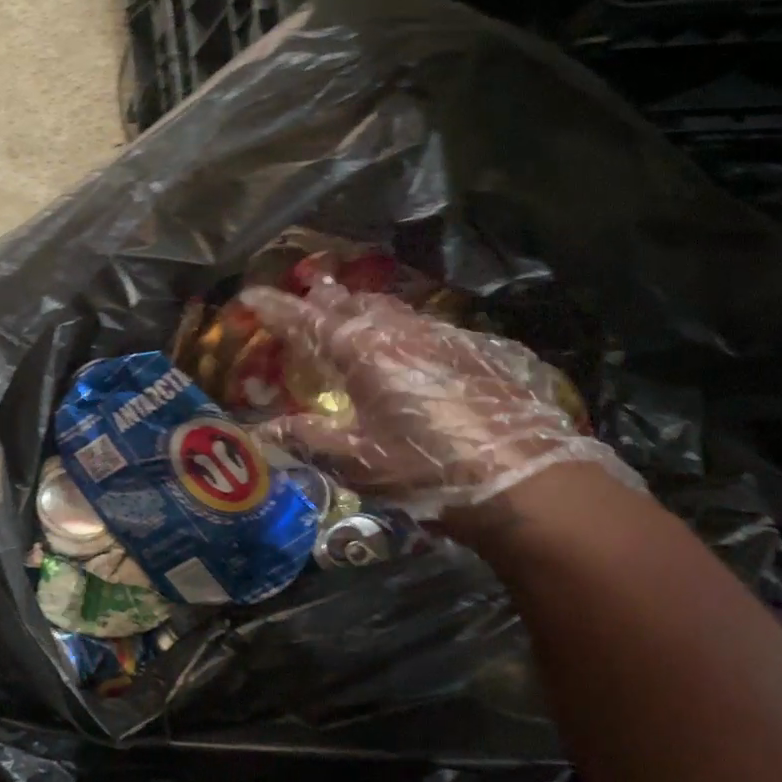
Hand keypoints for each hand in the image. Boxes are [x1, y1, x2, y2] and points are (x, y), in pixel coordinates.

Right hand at [238, 282, 644, 515]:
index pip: (307, 320)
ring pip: (392, 311)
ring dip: (362, 309)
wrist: (531, 485)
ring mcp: (445, 340)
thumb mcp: (356, 462)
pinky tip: (402, 344)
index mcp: (364, 353)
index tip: (250, 295)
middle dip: (323, 299)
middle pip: (353, 304)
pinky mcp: (478, 355)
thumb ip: (306, 438)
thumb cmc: (429, 471)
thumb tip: (262, 429)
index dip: (276, 308)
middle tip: (302, 300)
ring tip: (347, 313)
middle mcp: (402, 335)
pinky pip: (424, 326)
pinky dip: (398, 327)